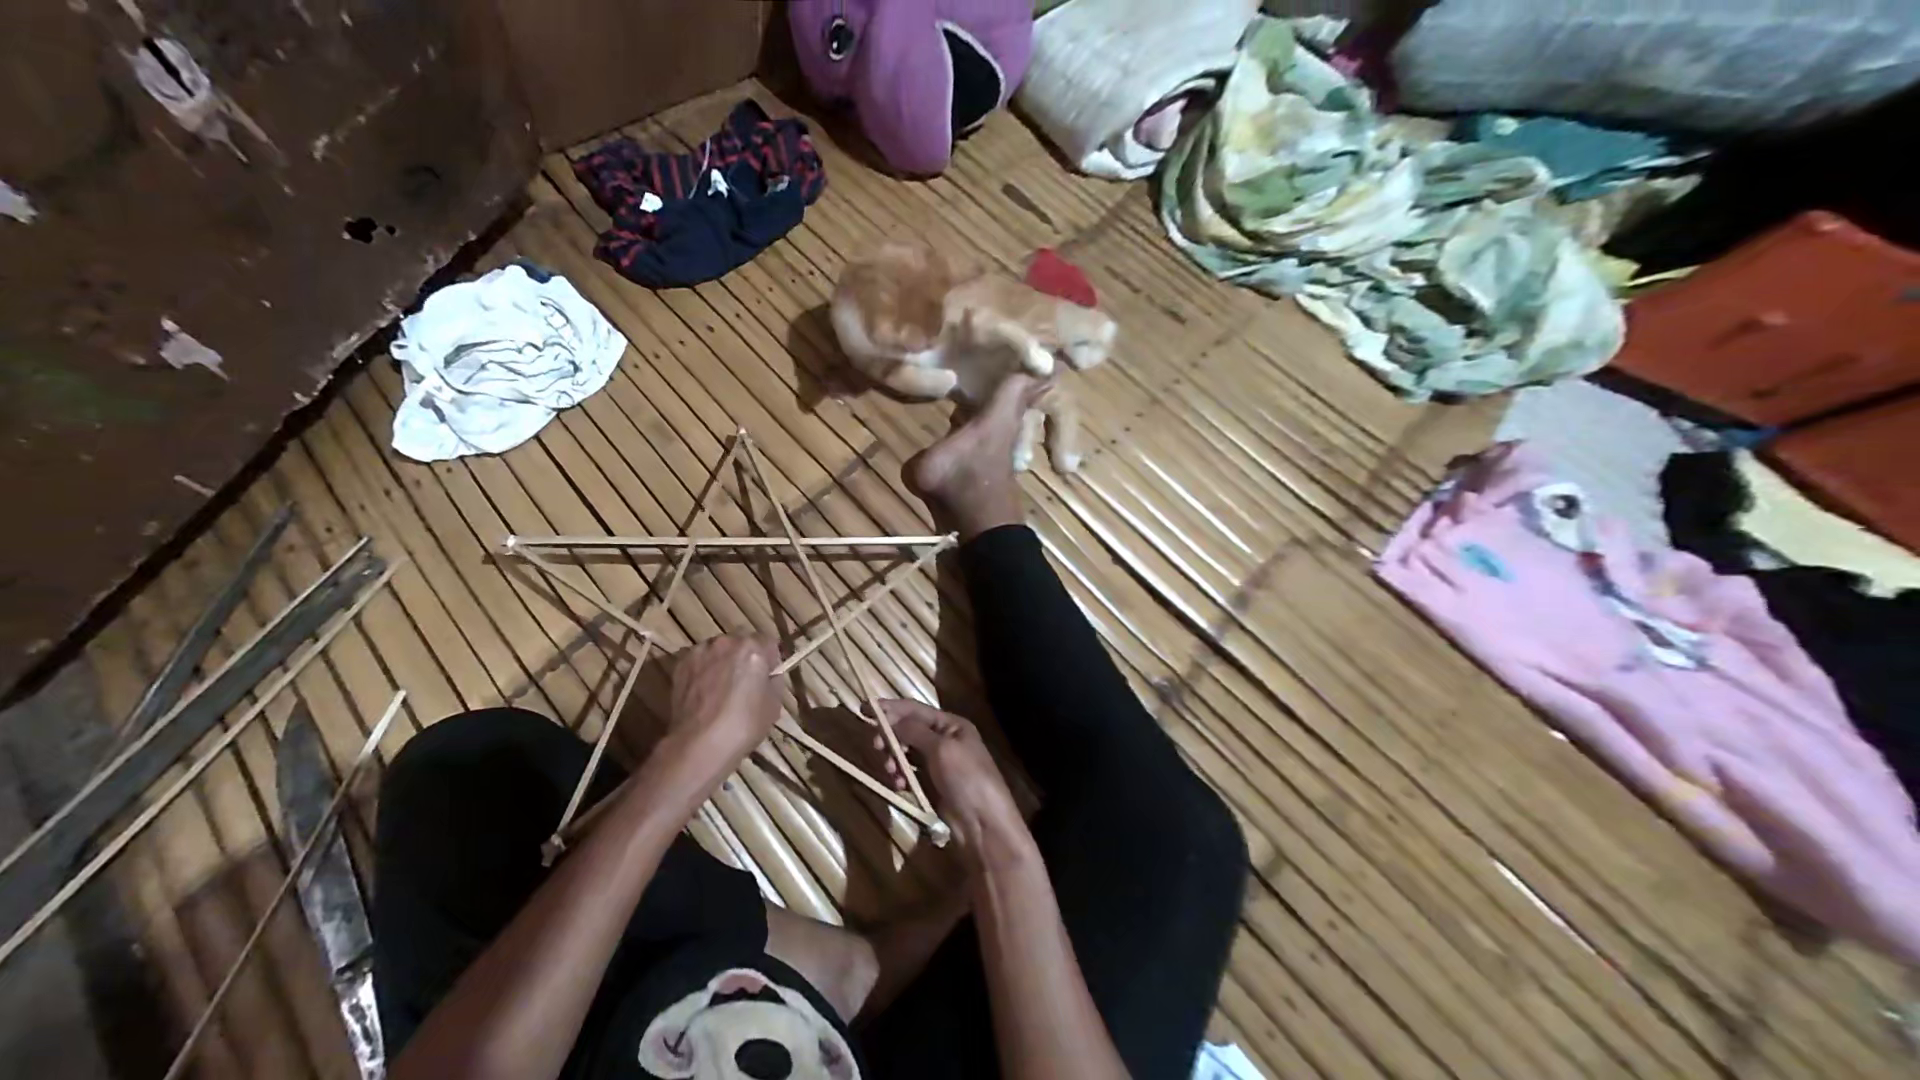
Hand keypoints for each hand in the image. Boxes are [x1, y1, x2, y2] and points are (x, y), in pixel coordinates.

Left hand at [668, 635, 779, 767]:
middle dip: (745, 656)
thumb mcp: (774, 704)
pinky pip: (699, 661)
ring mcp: (700, 652)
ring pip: (718, 650)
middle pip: (742, 642)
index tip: (767, 677)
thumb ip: (773, 681)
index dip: (771, 660)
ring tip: (721, 687)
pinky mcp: (680, 665)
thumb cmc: (744, 724)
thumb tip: (767, 676)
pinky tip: (704, 691)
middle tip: (745, 682)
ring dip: (723, 661)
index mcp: (753, 648)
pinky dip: (703, 670)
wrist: (699, 744)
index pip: (769, 643)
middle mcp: (726, 642)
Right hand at [874, 700, 1030, 868]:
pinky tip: (899, 785)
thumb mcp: (941, 748)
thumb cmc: (966, 777)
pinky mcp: (931, 785)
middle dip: (891, 737)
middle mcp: (944, 740)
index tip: (864, 709)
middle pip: (908, 730)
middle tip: (876, 746)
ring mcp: (937, 764)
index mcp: (951, 725)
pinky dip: (900, 777)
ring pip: (905, 753)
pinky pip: (908, 774)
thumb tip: (891, 719)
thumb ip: (914, 731)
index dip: (890, 708)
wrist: (982, 823)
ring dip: (894, 759)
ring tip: (891, 771)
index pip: (915, 710)